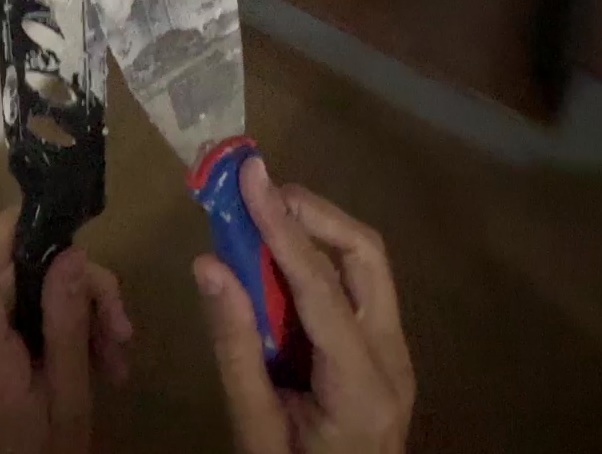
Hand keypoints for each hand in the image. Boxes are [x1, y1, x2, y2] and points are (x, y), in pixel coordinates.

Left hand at [0, 209, 134, 453]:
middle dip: (72, 287)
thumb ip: (66, 324)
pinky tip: (91, 357)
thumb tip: (71, 253)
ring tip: (116, 353)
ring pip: (17, 295)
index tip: (56, 223)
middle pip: (9, 277)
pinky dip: (50, 328)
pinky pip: (10, 318)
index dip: (5, 231)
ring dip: (70, 312)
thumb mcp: (69, 401)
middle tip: (121, 324)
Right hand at [194, 160, 413, 453]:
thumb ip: (235, 345)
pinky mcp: (381, 347)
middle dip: (311, 211)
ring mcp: (394, 350)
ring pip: (365, 260)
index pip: (320, 284)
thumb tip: (207, 262)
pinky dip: (313, 251)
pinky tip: (274, 252)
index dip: (281, 224)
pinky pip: (353, 280)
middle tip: (256, 193)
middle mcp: (393, 356)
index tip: (249, 175)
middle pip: (365, 254)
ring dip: (314, 225)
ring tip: (260, 212)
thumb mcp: (256, 426)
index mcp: (363, 384)